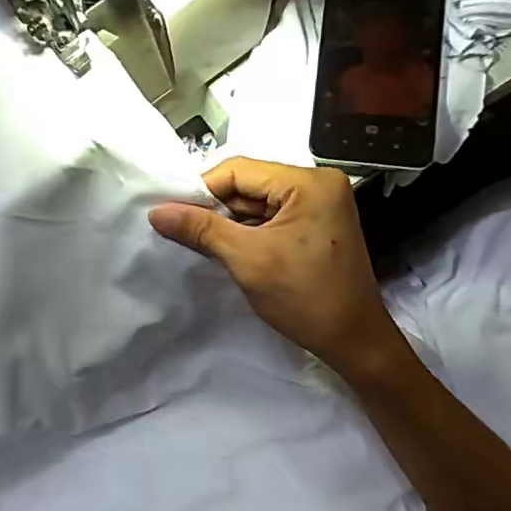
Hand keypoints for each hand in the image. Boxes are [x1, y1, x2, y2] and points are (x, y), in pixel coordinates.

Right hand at [149, 157, 408, 380]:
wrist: (354, 340)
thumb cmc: (305, 298)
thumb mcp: (247, 259)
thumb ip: (201, 229)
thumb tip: (157, 212)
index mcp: (309, 182)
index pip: (239, 170)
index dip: (201, 190)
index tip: (171, 212)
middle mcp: (318, 184)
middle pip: (248, 184)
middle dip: (214, 207)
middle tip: (178, 227)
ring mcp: (319, 204)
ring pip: (256, 202)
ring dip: (227, 221)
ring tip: (196, 239)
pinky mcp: (315, 225)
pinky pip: (270, 218)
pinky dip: (246, 231)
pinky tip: (222, 246)